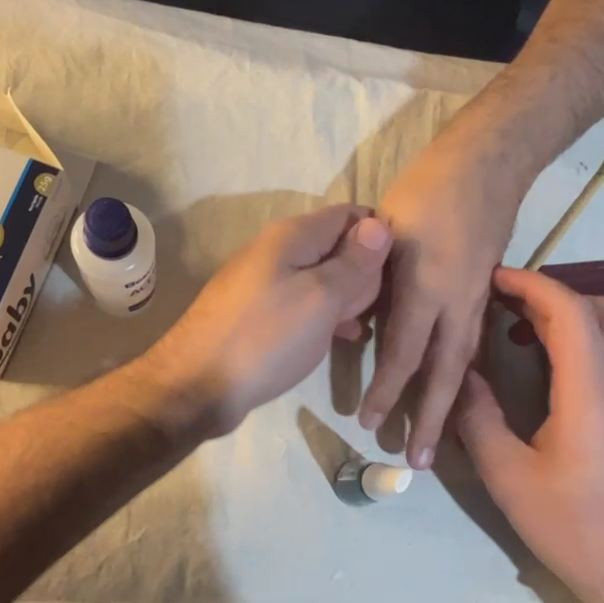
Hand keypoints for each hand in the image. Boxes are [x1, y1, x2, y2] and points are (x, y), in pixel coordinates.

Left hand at [138, 205, 392, 437]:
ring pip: (320, 279)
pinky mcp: (258, 315)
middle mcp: (276, 252)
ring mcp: (264, 284)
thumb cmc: (265, 338)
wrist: (197, 386)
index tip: (406, 268)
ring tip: (373, 324)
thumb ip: (352, 263)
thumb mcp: (320, 298)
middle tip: (389, 305)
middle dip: (366, 270)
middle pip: (335, 246)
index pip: (349, 215)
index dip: (380, 235)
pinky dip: (326, 316)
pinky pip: (302, 304)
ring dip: (348, 297)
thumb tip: (380, 224)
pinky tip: (344, 337)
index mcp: (292, 237)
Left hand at [363, 149, 518, 469]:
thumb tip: (354, 317)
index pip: (402, 351)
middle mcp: (454, 303)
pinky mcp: (480, 293)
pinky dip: (458, 373)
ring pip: (460, 362)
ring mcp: (473, 300)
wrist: (488, 163)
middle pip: (442, 372)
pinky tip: (449, 389)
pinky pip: (468, 343)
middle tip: (420, 461)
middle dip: (430, 418)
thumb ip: (368, 275)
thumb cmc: (427, 191)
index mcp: (424, 287)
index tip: (370, 422)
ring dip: (447, 403)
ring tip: (438, 440)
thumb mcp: (386, 228)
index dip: (387, 389)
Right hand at [454, 267, 603, 602]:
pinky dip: (583, 339)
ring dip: (570, 315)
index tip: (494, 277)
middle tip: (502, 301)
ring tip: (520, 327)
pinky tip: (548, 365)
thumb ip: (478, 419)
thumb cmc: (570, 526)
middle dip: (549, 293)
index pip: (569, 312)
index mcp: (591, 391)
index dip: (531, 285)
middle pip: (597, 309)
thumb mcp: (507, 477)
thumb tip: (458, 377)